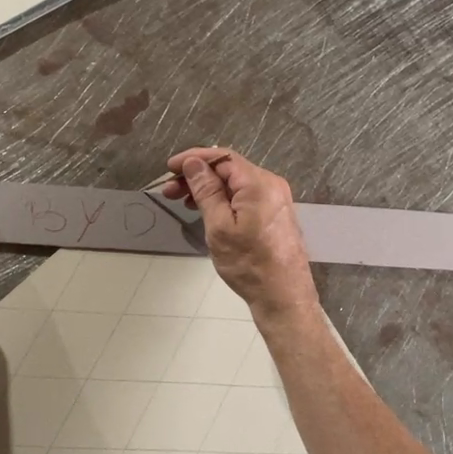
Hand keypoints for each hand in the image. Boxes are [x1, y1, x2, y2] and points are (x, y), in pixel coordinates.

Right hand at [162, 147, 316, 318]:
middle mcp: (271, 185)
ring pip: (235, 184)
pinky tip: (206, 209)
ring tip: (182, 200)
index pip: (222, 157)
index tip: (169, 168)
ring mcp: (275, 199)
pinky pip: (245, 196)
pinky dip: (223, 199)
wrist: (283, 296)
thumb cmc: (249, 264)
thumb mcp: (219, 227)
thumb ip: (206, 191)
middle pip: (229, 169)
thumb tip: (194, 163)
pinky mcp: (275, 214)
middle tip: (170, 190)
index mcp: (259, 183)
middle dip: (197, 175)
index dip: (194, 158)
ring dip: (208, 188)